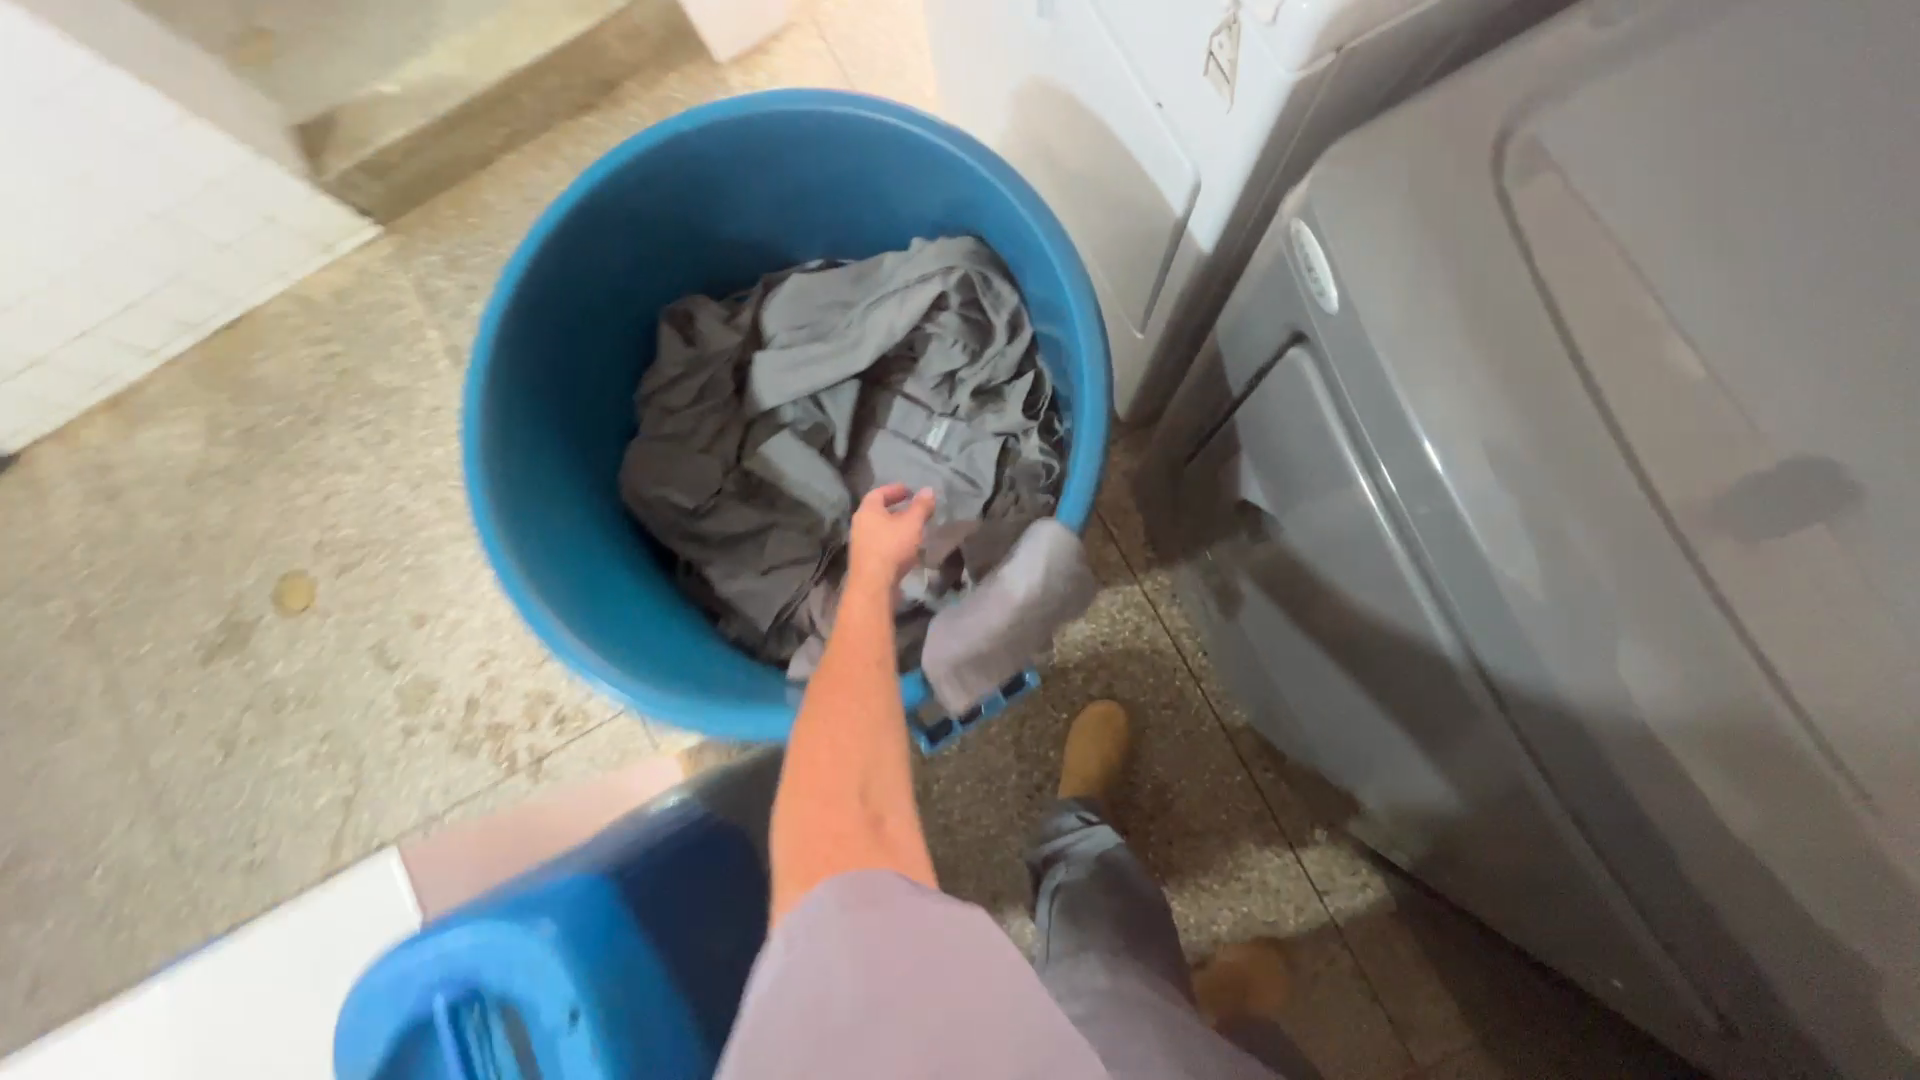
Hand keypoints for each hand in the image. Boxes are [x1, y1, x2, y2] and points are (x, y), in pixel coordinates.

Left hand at [848, 484, 935, 592]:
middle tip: (913, 509)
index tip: (910, 491)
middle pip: (878, 511)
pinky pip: (880, 544)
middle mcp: (860, 524)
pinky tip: (906, 549)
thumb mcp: (912, 524)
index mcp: (868, 510)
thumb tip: (928, 490)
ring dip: (895, 527)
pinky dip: (892, 541)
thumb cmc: (892, 547)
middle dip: (896, 509)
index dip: (895, 489)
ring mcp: (860, 544)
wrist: (873, 585)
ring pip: (879, 529)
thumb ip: (921, 506)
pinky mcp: (864, 560)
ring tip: (912, 529)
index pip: (879, 492)